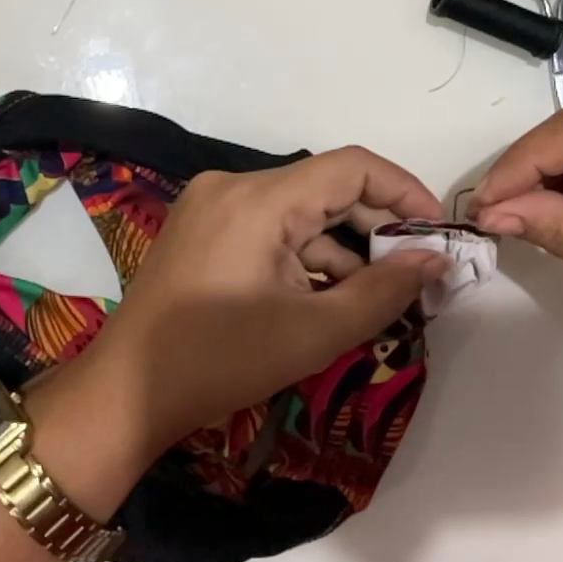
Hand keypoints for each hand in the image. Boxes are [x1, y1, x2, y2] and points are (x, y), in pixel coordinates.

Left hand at [59, 147, 448, 459]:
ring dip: (340, 247)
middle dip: (375, 226)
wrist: (126, 394)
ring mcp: (212, 206)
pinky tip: (327, 296)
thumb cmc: (221, 361)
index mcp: (259, 198)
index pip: (351, 167)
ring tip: (377, 294)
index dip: (403, 191)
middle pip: (324, 188)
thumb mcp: (315, 332)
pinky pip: (269, 228)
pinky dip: (303, 255)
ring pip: (297, 212)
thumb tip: (433, 261)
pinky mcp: (202, 230)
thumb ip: (383, 291)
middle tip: (416, 268)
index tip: (436, 231)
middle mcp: (233, 186)